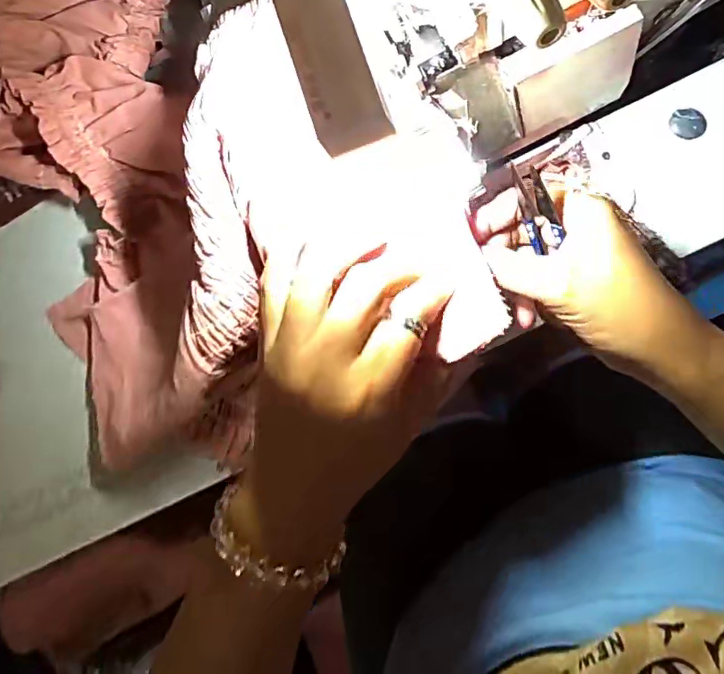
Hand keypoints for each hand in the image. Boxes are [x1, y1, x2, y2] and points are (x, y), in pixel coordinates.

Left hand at [231, 231, 462, 565]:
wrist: (291, 488)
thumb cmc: (360, 458)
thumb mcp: (410, 423)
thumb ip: (437, 371)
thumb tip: (456, 318)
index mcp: (370, 385)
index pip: (408, 318)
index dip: (434, 290)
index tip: (449, 278)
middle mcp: (328, 357)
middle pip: (366, 286)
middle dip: (401, 265)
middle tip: (420, 260)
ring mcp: (291, 342)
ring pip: (316, 271)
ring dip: (348, 244)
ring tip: (375, 234)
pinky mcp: (267, 337)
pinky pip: (274, 281)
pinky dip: (293, 251)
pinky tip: (319, 237)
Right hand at [471, 181, 711, 384]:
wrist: (659, 349)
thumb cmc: (616, 306)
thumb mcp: (557, 284)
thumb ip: (511, 267)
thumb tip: (480, 255)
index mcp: (581, 208)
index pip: (527, 192)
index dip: (497, 210)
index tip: (473, 235)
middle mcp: (578, 222)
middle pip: (524, 224)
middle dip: (505, 255)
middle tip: (485, 276)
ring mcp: (577, 250)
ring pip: (529, 254)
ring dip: (517, 282)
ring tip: (518, 311)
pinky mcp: (576, 277)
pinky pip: (540, 276)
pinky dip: (531, 294)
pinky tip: (529, 317)